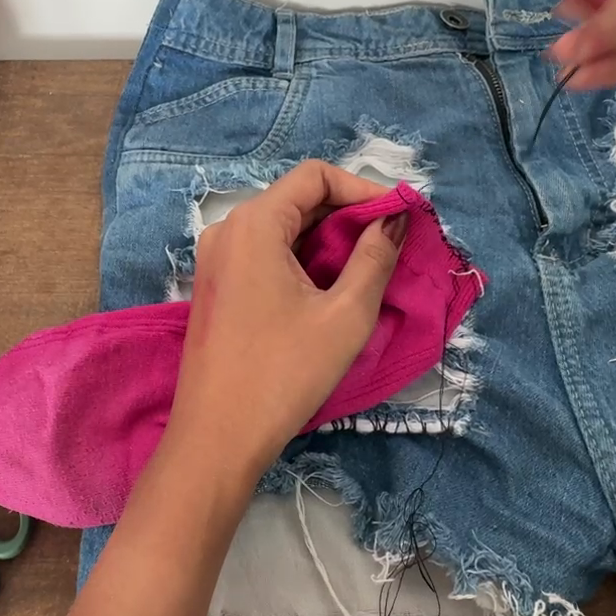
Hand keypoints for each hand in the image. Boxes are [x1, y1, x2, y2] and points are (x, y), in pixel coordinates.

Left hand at [170, 161, 405, 477]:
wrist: (215, 440)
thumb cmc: (283, 374)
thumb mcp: (345, 316)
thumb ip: (375, 258)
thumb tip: (395, 220)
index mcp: (254, 223)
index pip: (314, 176)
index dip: (362, 188)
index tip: (399, 217)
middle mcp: (228, 228)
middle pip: (297, 198)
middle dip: (348, 214)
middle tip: (391, 243)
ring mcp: (217, 257)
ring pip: (283, 226)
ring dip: (327, 238)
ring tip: (366, 266)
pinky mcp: (216, 283)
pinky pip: (265, 250)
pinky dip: (301, 257)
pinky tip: (328, 286)